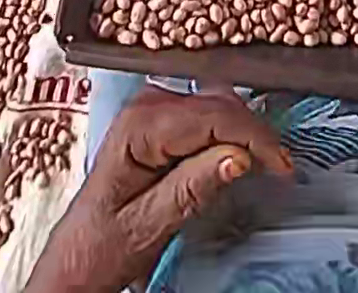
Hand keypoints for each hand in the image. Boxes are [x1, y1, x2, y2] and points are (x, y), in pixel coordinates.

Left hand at [27, 87, 291, 292]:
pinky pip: (207, 111)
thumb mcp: (148, 225)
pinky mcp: (163, 116)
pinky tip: (243, 151)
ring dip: (245, 128)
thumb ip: (192, 188)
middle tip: (281, 168)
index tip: (282, 166)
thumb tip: (242, 155)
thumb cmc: (102, 245)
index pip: (212, 115)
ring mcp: (156, 105)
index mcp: (141, 123)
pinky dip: (231, 128)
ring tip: (268, 161)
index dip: (253, 136)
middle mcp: (149, 102)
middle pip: (217, 102)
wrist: (75, 256)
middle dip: (254, 131)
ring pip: (217, 101)